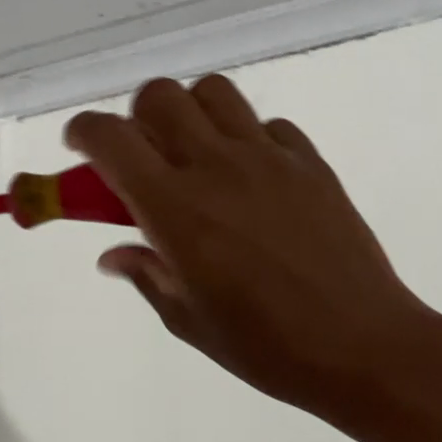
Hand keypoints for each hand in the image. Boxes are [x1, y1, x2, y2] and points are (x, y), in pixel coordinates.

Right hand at [66, 76, 441, 421]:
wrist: (363, 348)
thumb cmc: (264, 346)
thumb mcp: (186, 319)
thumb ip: (145, 274)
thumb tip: (114, 255)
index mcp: (174, 208)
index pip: (110, 138)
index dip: (83, 132)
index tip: (79, 148)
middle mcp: (216, 167)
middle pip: (159, 95)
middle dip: (135, 117)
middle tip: (141, 157)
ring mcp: (268, 159)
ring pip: (214, 92)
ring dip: (190, 113)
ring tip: (194, 156)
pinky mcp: (310, 163)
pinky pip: (267, 124)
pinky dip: (246, 137)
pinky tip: (250, 179)